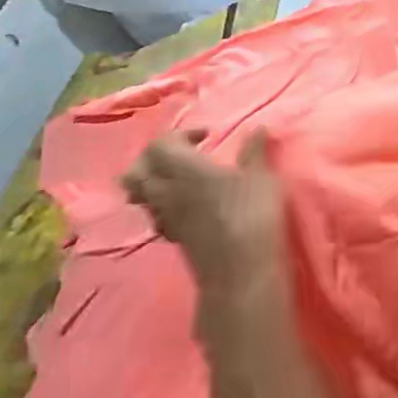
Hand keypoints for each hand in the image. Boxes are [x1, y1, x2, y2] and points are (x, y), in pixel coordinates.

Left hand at [122, 129, 285, 293]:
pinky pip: (154, 214)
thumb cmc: (252, 213)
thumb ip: (255, 152)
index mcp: (184, 171)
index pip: (160, 145)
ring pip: (139, 195)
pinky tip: (187, 204)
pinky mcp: (172, 236)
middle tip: (182, 155)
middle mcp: (165, 192)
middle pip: (135, 171)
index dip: (180, 134)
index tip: (208, 136)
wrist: (239, 269)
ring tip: (183, 178)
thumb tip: (257, 128)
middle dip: (153, 158)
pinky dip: (163, 203)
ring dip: (154, 181)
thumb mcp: (262, 177)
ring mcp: (165, 218)